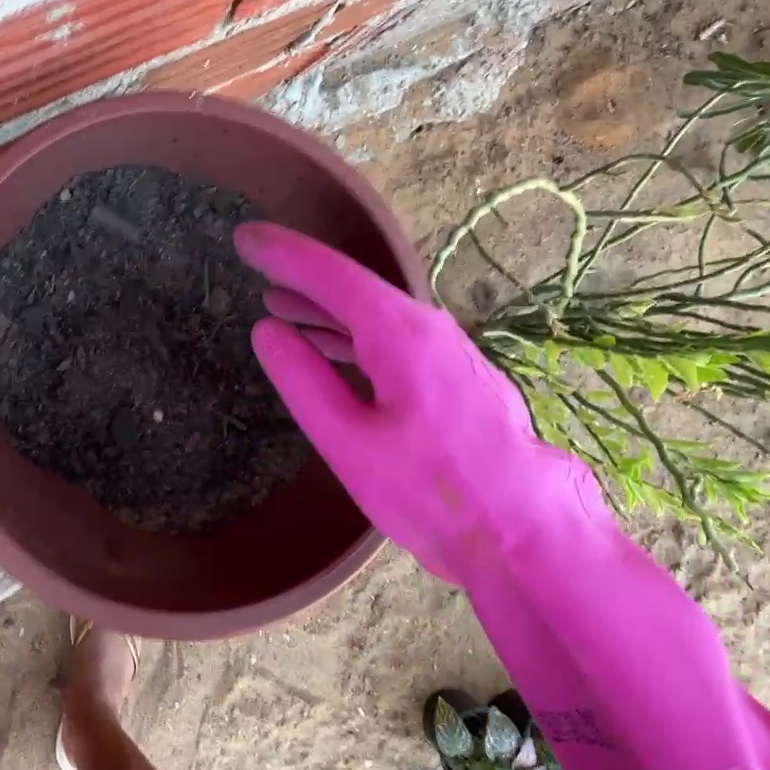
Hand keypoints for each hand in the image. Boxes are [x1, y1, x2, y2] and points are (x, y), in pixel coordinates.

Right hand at [234, 222, 610, 581]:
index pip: (330, 274)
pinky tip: (327, 343)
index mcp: (399, 334)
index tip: (243, 237)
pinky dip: (350, 331)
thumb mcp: (348, 441)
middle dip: (299, 272)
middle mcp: (426, 327)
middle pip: (352, 286)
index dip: (282, 253)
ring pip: (372, 311)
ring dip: (322, 305)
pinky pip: (390, 336)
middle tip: (252, 258)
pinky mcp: (452, 374)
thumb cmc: (431, 491)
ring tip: (276, 302)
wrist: (525, 531)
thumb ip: (304, 381)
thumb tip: (267, 332)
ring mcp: (444, 349)